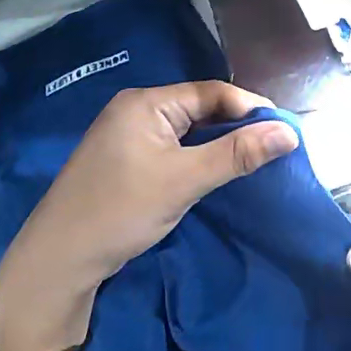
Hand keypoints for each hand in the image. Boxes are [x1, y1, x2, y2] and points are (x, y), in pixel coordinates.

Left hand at [0, 83, 299, 350]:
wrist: (60, 257)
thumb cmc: (122, 210)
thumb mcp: (184, 180)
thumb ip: (236, 153)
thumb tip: (289, 133)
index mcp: (146, 102)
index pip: (211, 92)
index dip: (251, 108)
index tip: (285, 131)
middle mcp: (137, 109)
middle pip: (200, 107)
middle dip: (238, 125)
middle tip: (275, 146)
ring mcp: (129, 134)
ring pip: (188, 129)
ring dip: (219, 142)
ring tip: (256, 158)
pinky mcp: (127, 159)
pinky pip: (174, 147)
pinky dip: (198, 156)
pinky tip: (218, 169)